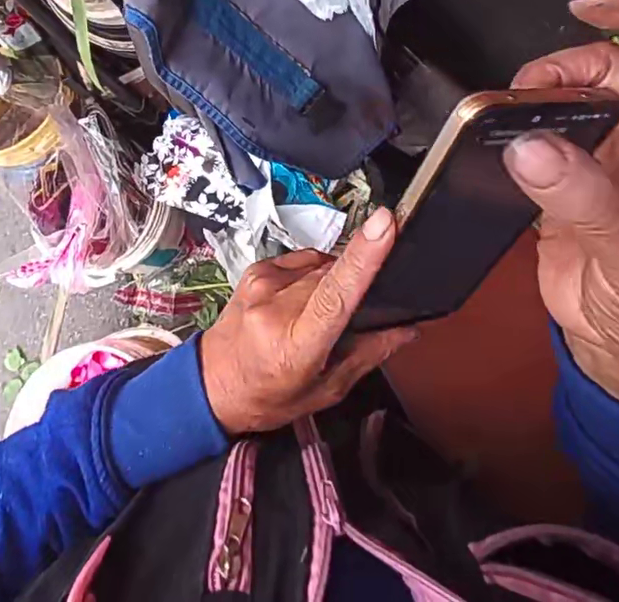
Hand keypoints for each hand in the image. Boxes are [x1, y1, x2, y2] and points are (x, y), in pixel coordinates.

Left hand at [199, 209, 418, 435]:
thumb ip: (370, 354)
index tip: (385, 223)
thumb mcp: (325, 390)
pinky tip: (298, 298)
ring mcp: (263, 284)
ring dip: (329, 281)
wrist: (210, 384)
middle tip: (341, 319)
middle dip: (350, 287)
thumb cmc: (268, 395)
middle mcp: (276, 309)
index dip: (364, 255)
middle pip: (335, 276)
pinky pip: (303, 259)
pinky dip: (311, 274)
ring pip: (321, 265)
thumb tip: (408, 327)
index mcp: (296, 345)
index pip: (336, 292)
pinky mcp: (257, 269)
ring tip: (312, 313)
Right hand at [505, 0, 618, 430]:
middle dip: (570, 61)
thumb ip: (588, 201)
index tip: (596, 6)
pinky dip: (516, 132)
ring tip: (507, 120)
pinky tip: (498, 145)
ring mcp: (608, 163)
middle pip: (617, 65)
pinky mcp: (569, 187)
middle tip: (528, 92)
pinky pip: (540, 138)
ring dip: (537, 96)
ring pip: (572, 97)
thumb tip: (528, 145)